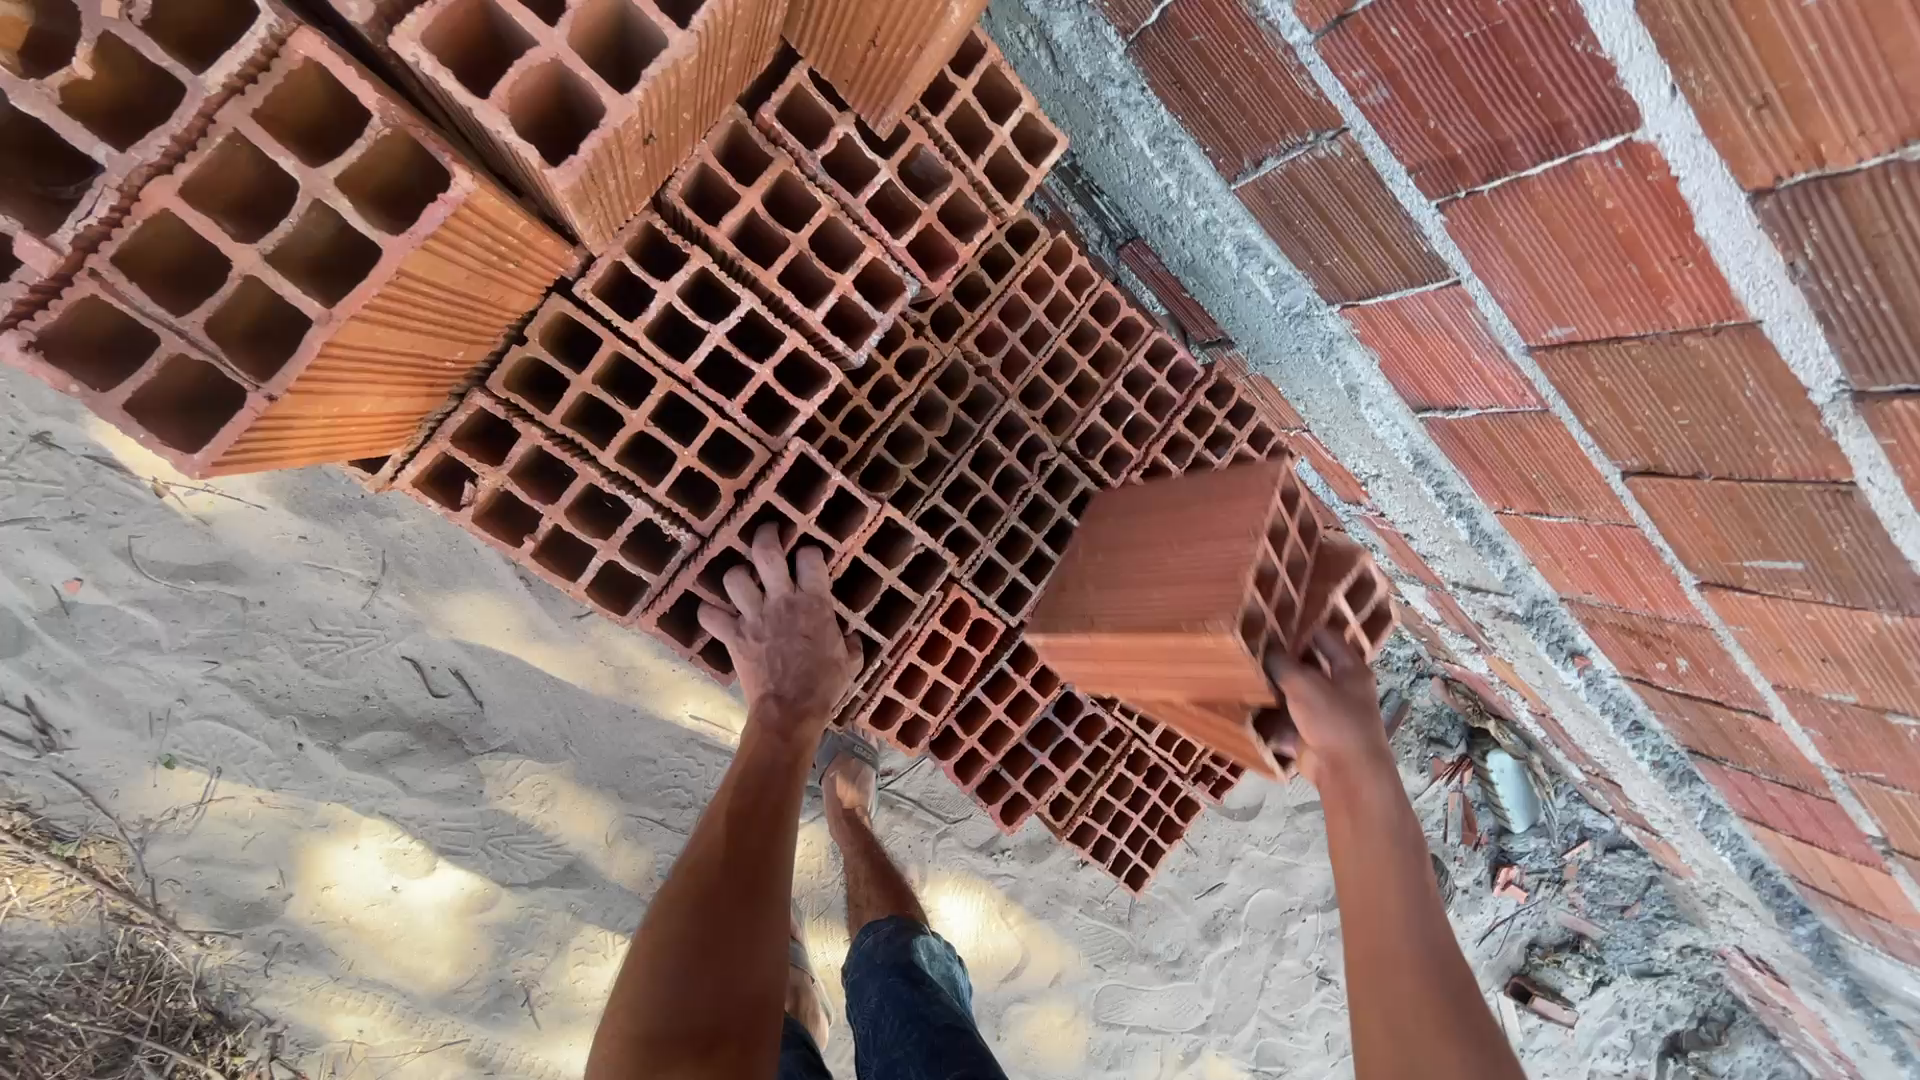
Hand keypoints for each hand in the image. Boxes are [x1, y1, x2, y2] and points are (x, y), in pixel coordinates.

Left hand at [697, 524, 861, 729]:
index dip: (809, 552)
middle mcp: (782, 601)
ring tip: (744, 580)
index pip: (810, 557)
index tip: (809, 558)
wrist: (791, 710)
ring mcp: (754, 616)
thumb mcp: (850, 661)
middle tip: (770, 533)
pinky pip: (710, 614)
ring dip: (738, 576)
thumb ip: (851, 642)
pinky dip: (710, 612)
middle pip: (766, 552)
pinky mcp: (734, 636)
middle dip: (767, 535)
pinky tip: (717, 614)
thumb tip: (851, 636)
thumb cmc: (824, 685)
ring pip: (734, 577)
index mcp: (814, 602)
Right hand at [1264, 629, 1393, 790]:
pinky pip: (1288, 718)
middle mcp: (1341, 688)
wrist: (1346, 772)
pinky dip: (1272, 714)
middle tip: (1253, 645)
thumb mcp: (1304, 683)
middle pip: (1309, 665)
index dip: (1302, 627)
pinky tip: (1248, 704)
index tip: (1273, 620)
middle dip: (1284, 658)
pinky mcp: (1313, 734)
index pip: (1326, 637)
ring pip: (1296, 692)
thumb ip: (1282, 663)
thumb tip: (1265, 647)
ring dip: (1275, 686)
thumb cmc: (1332, 719)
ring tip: (1245, 671)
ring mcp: (1326, 712)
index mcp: (1350, 669)